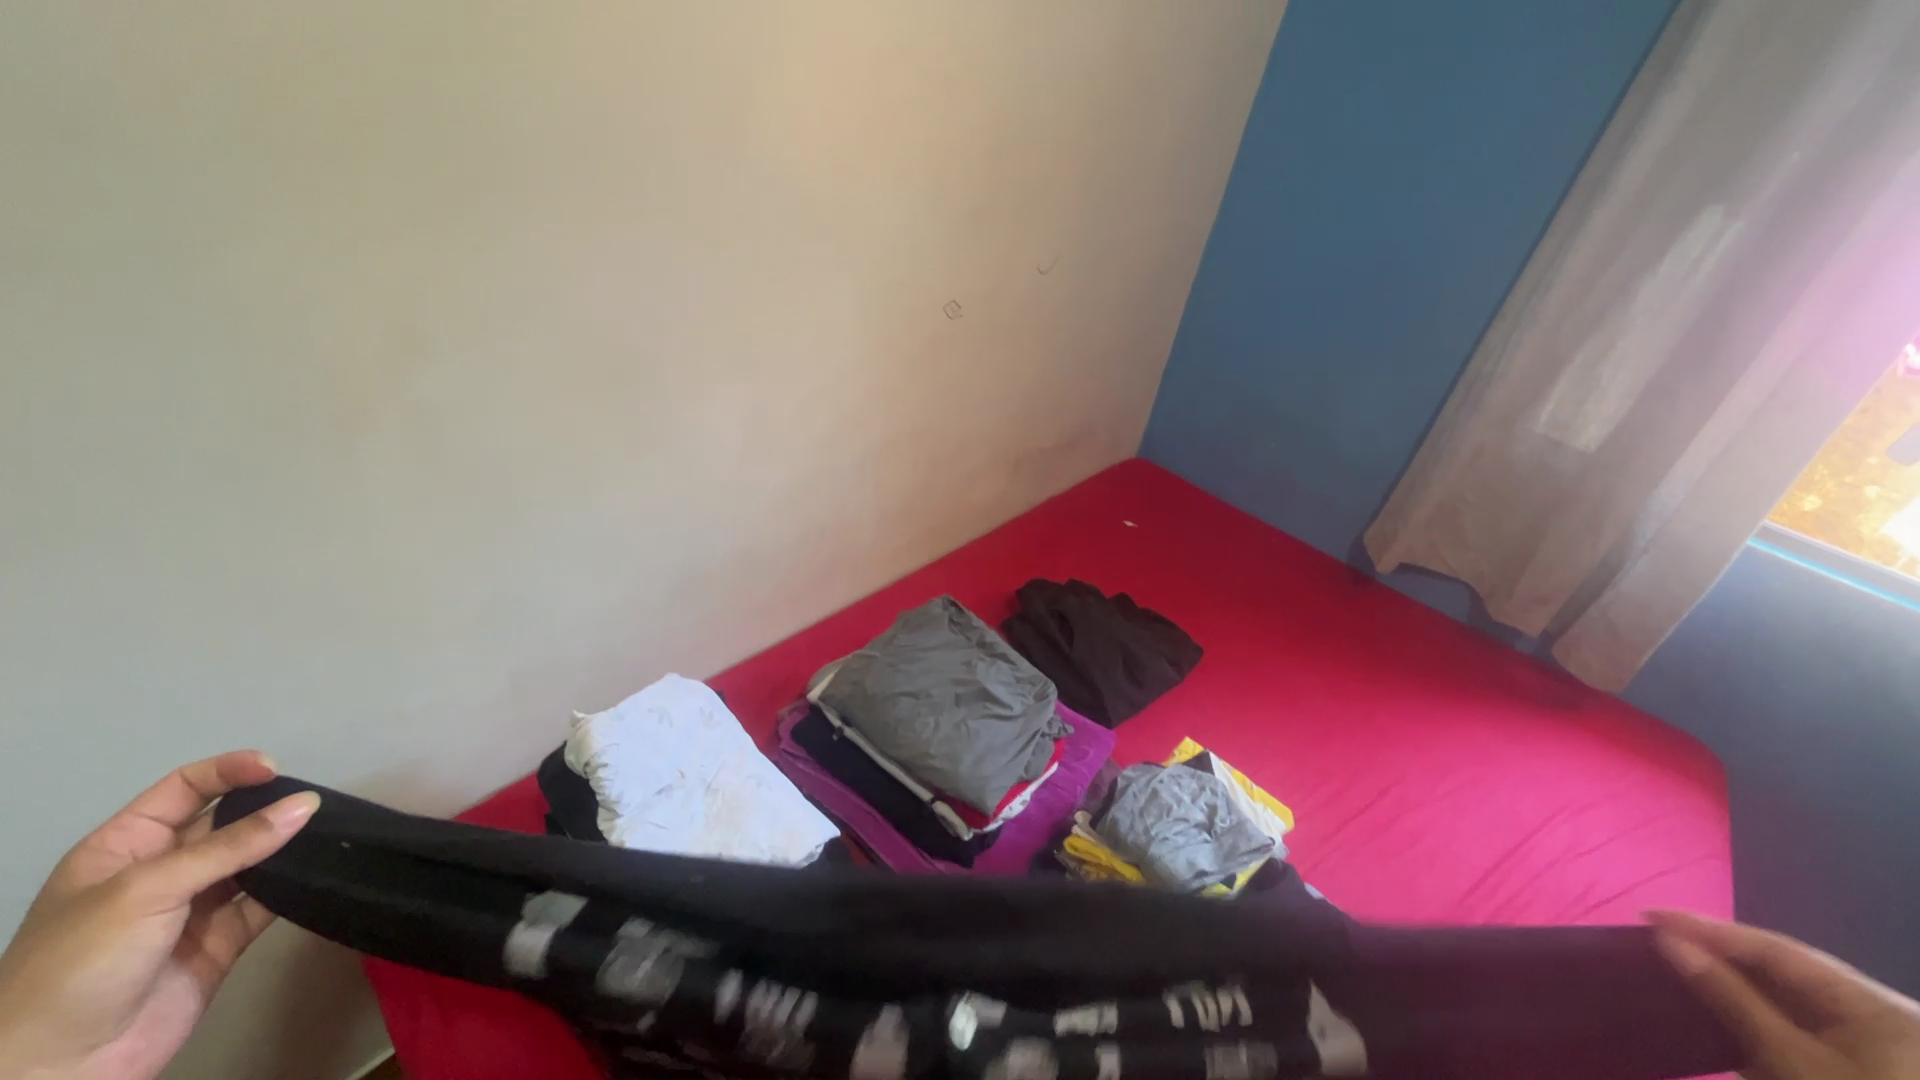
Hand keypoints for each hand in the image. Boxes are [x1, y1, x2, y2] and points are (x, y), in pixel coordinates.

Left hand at [0, 751, 317, 1079]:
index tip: (277, 769)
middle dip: (268, 810)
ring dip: (288, 849)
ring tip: (332, 833)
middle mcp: (161, 872)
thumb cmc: (79, 963)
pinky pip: (266, 904)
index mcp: (123, 848)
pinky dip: (295, 889)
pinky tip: (323, 874)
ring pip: (253, 863)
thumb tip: (306, 805)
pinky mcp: (223, 941)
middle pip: (226, 824)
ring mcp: (193, 909)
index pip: (184, 789)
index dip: (228, 771)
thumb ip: (230, 847)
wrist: (57, 1067)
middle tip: (317, 805)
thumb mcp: (146, 890)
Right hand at [1651, 910, 1919, 1079]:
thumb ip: (1731, 998)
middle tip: (1659, 941)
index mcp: (1873, 1004)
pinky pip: (1798, 1027)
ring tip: (1677, 969)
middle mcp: (1877, 1014)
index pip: (1776, 948)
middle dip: (1721, 954)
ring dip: (1733, 985)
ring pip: (1789, 999)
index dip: (1711, 929)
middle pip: (1785, 970)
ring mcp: (1872, 1045)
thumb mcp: (1791, 1062)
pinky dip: (1754, 1016)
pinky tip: (1718, 1014)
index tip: (1649, 916)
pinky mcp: (1856, 1068)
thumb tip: (1669, 942)